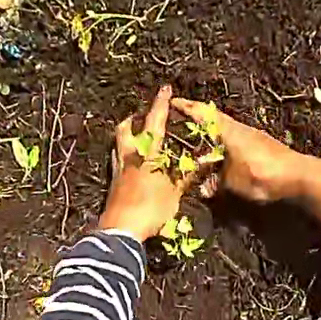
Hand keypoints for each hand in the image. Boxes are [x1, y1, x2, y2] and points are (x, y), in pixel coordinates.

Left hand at [98, 86, 195, 241]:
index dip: (160, 104)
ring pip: (119, 144)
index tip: (164, 89)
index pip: (155, 123)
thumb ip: (188, 176)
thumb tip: (208, 161)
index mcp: (147, 155)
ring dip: (128, 136)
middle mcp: (130, 157)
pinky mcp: (112, 185)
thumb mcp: (174, 193)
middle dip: (134, 119)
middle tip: (142, 116)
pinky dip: (125, 156)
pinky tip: (132, 164)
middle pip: (126, 129)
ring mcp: (118, 171)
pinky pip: (117, 162)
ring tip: (138, 137)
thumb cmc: (150, 209)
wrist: (121, 231)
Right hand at [171, 98, 320, 225]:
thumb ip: (215, 183)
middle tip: (181, 120)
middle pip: (215, 119)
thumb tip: (204, 188)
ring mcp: (253, 137)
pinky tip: (221, 155)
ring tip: (198, 139)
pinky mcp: (262, 147)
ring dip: (212, 132)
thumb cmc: (262, 174)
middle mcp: (240, 129)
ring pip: (226, 130)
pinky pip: (236, 141)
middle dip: (198, 119)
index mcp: (229, 131)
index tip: (173, 102)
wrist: (300, 176)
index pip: (203, 114)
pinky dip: (224, 144)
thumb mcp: (232, 182)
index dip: (187, 108)